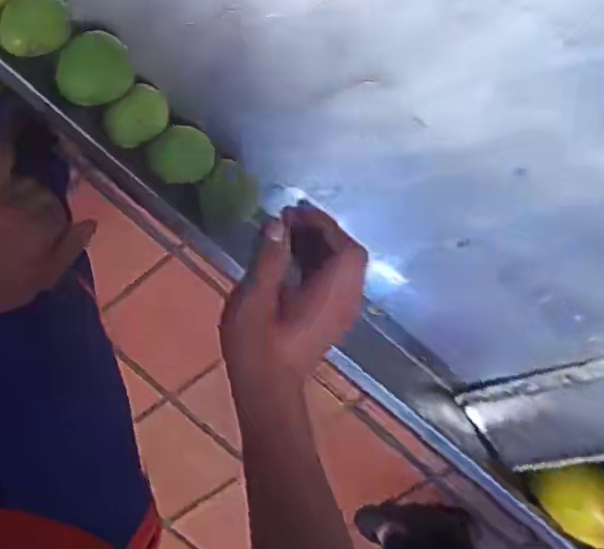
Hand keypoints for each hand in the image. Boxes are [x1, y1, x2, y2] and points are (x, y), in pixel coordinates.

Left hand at [0, 137, 95, 324]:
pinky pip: (0, 169)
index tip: (51, 232)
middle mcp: (26, 210)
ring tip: (26, 200)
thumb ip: (71, 246)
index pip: (61, 213)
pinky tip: (10, 146)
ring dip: (31, 187)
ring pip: (28, 183)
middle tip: (37, 219)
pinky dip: (6, 156)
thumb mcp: (47, 276)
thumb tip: (91, 222)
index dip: (58, 222)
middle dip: (46, 203)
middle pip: (46, 194)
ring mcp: (5, 200)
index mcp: (44, 231)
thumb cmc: (10, 286)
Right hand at [221, 204, 367, 390]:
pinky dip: (316, 260)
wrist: (267, 392)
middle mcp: (344, 303)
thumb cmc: (257, 346)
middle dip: (322, 230)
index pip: (347, 251)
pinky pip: (333, 279)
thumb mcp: (254, 298)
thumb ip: (269, 259)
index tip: (295, 211)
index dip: (325, 225)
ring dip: (318, 244)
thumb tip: (278, 224)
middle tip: (287, 217)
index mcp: (331, 297)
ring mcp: (339, 312)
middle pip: (349, 256)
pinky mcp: (328, 318)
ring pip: (342, 267)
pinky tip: (286, 254)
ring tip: (283, 229)